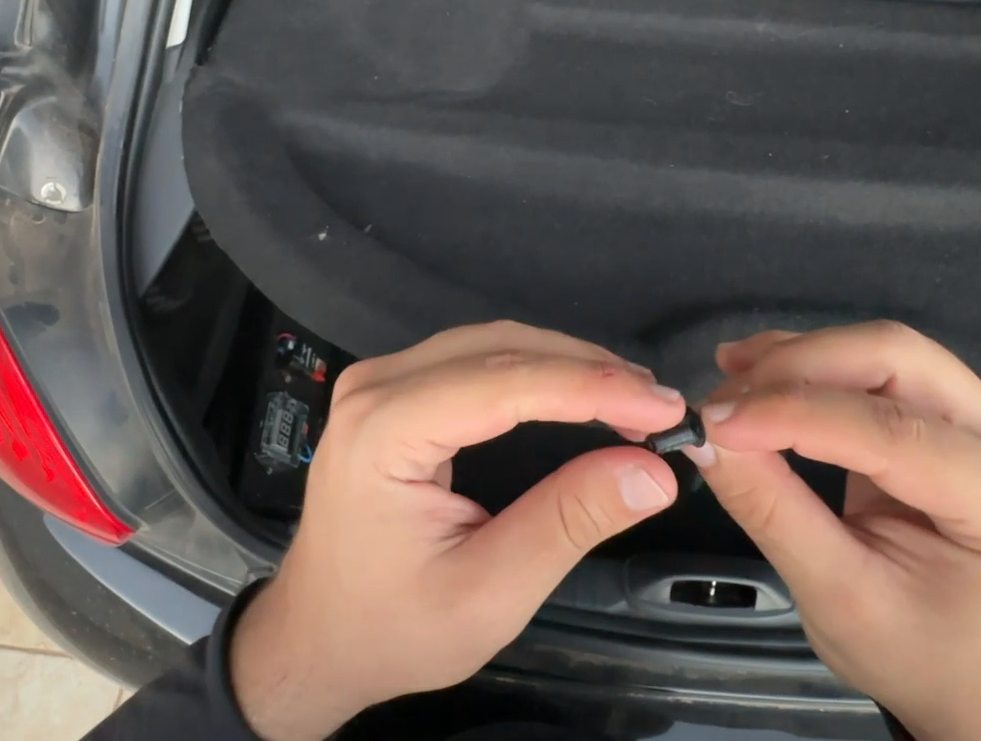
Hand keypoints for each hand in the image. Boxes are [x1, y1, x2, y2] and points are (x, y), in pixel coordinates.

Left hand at [229, 322, 688, 740]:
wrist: (317, 636)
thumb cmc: (392, 626)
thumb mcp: (489, 592)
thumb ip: (568, 521)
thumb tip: (653, 471)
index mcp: (384, 430)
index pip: (504, 383)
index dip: (591, 387)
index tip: (663, 407)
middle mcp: (378, 385)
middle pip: (501, 349)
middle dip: (587, 370)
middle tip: (658, 405)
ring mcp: (382, 380)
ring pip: (493, 344)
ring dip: (567, 365)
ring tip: (632, 398)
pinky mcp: (396, 388)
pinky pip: (478, 359)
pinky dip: (538, 371)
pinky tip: (578, 391)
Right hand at [691, 323, 980, 740]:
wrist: (971, 682)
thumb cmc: (917, 656)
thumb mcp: (837, 598)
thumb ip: (771, 509)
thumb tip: (705, 436)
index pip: (899, 432)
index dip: (799, 414)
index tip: (715, 421)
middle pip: (899, 361)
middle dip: (800, 367)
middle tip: (725, 400)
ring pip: (884, 351)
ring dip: (798, 357)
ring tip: (728, 380)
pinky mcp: (952, 412)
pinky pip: (875, 365)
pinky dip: (809, 362)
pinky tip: (756, 370)